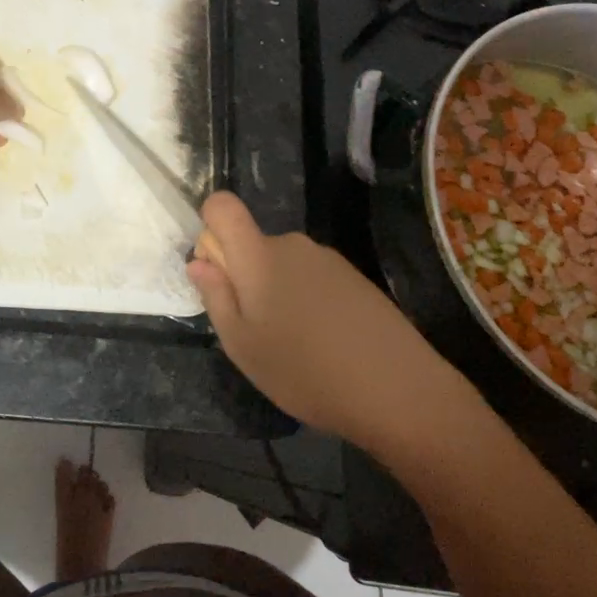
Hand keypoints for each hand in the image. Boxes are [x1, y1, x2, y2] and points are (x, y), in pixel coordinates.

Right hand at [188, 192, 464, 448]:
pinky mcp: (354, 277)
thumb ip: (216, 298)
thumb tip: (198, 262)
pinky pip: (312, 277)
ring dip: (278, 293)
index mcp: (259, 256)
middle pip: (252, 244)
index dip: (210, 227)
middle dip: (244, 277)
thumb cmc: (305, 372)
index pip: (223, 206)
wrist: (398, 390)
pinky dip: (308, 301)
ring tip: (295, 346)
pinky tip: (326, 344)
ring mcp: (327, 259)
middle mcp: (292, 245)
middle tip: (257, 332)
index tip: (218, 273)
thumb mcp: (243, 347)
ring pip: (283, 264)